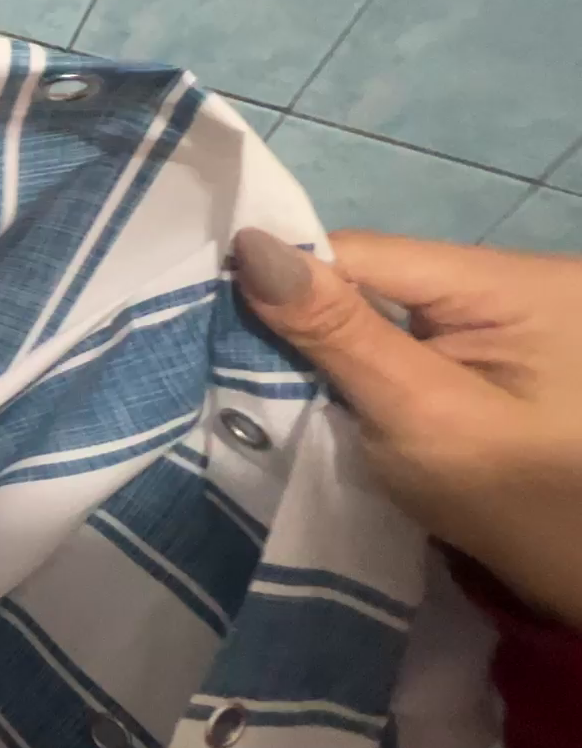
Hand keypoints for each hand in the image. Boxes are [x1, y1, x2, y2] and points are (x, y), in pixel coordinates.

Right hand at [231, 229, 581, 628]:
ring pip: (372, 300)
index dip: (284, 282)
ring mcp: (508, 314)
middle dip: (302, 314)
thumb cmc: (515, 499)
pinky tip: (328, 381)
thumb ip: (335, 329)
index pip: (360, 252)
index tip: (225, 328)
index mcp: (521, 283)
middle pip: (366, 273)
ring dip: (320, 337)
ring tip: (282, 376)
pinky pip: (392, 327)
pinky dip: (348, 353)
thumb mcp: (416, 413)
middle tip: (252, 364)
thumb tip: (250, 247)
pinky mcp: (491, 345)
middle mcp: (519, 281)